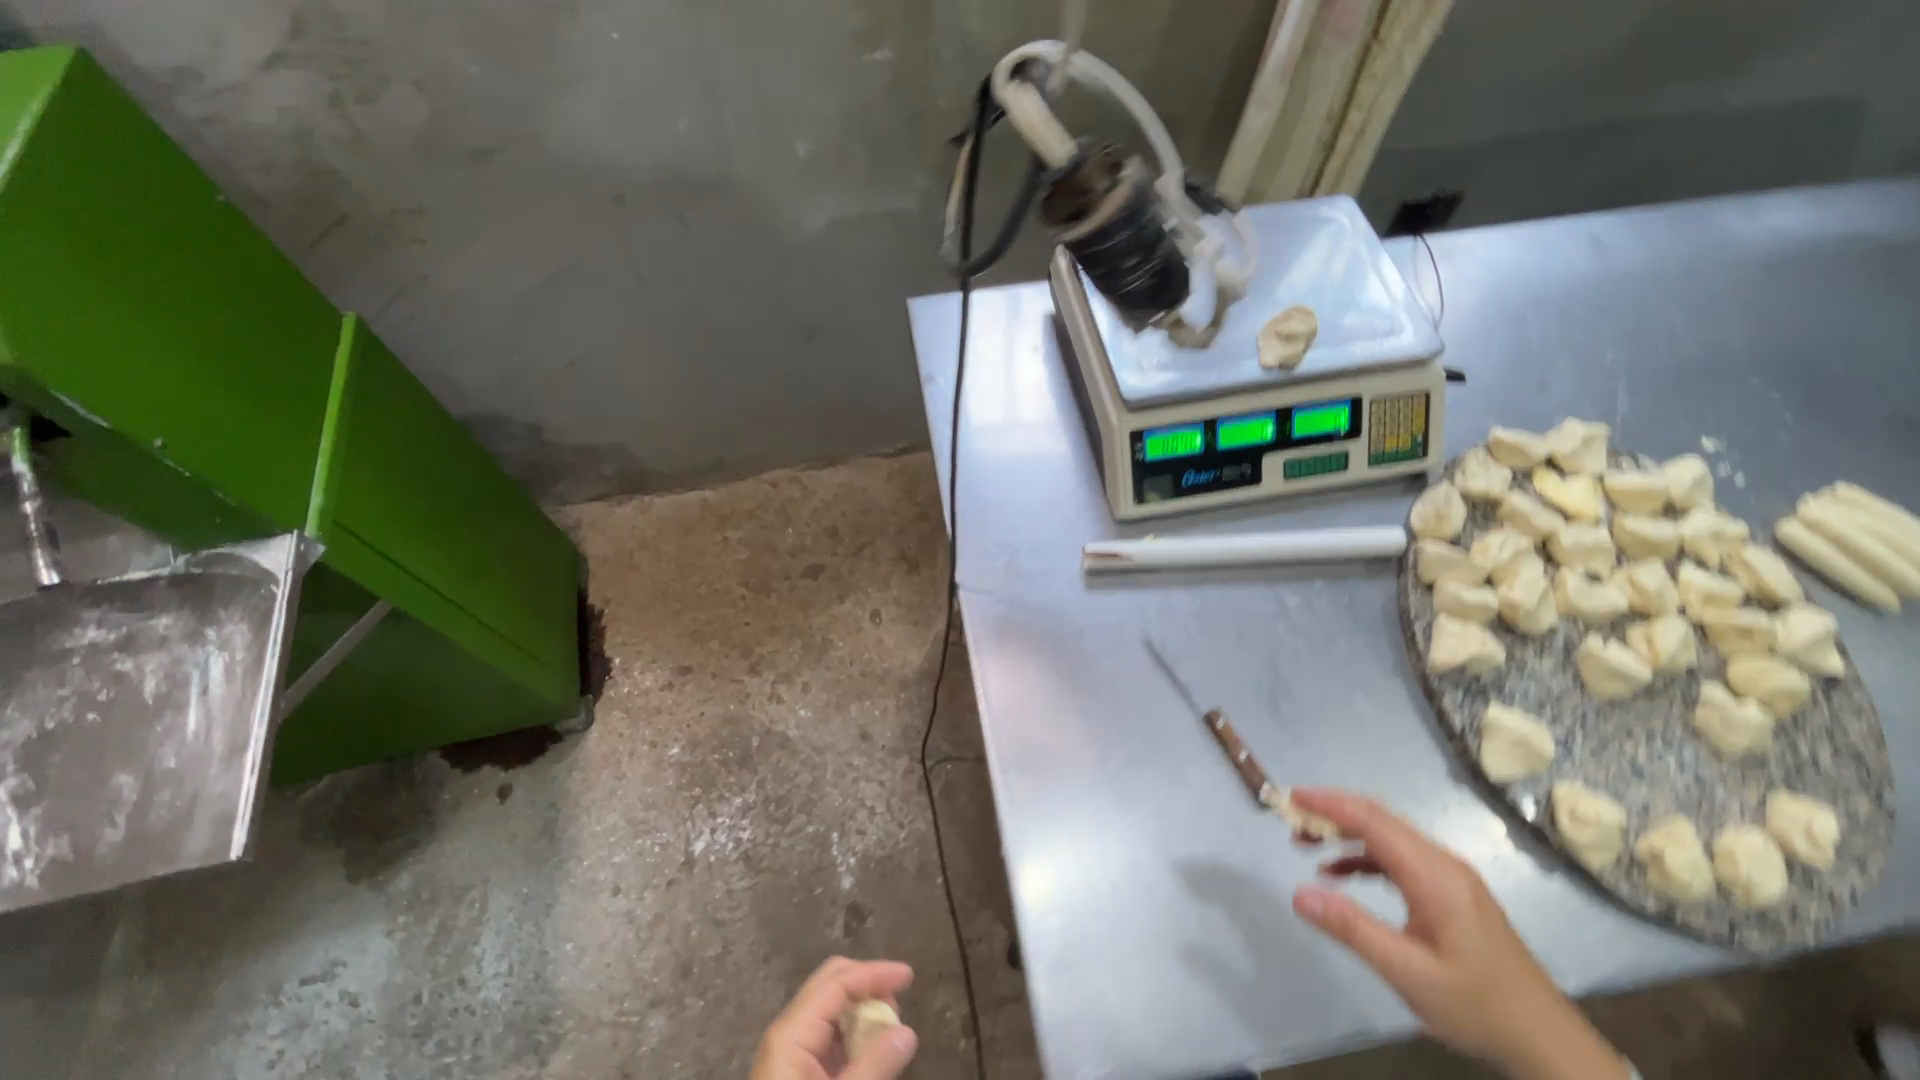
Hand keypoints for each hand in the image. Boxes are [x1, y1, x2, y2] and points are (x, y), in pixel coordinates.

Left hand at [751, 957, 918, 1079]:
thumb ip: (874, 1067)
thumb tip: (906, 1032)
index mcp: (792, 1034)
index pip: (837, 982)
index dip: (874, 973)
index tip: (909, 977)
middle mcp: (788, 1033)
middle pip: (830, 986)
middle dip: (867, 987)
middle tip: (898, 1007)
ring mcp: (790, 1052)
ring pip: (830, 1010)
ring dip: (862, 1012)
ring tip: (889, 1036)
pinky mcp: (796, 1072)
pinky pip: (828, 1038)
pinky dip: (853, 1036)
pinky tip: (870, 1056)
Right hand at [1289, 789, 1629, 1079]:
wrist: (1542, 1036)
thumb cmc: (1475, 1005)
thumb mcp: (1408, 973)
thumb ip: (1352, 929)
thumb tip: (1299, 893)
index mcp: (1435, 876)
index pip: (1374, 822)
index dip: (1330, 804)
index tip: (1291, 796)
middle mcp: (1444, 864)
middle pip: (1381, 820)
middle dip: (1332, 813)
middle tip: (1288, 819)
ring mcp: (1450, 877)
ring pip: (1389, 837)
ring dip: (1346, 834)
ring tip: (1304, 845)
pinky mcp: (1451, 893)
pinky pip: (1400, 858)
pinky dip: (1365, 857)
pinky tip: (1340, 875)